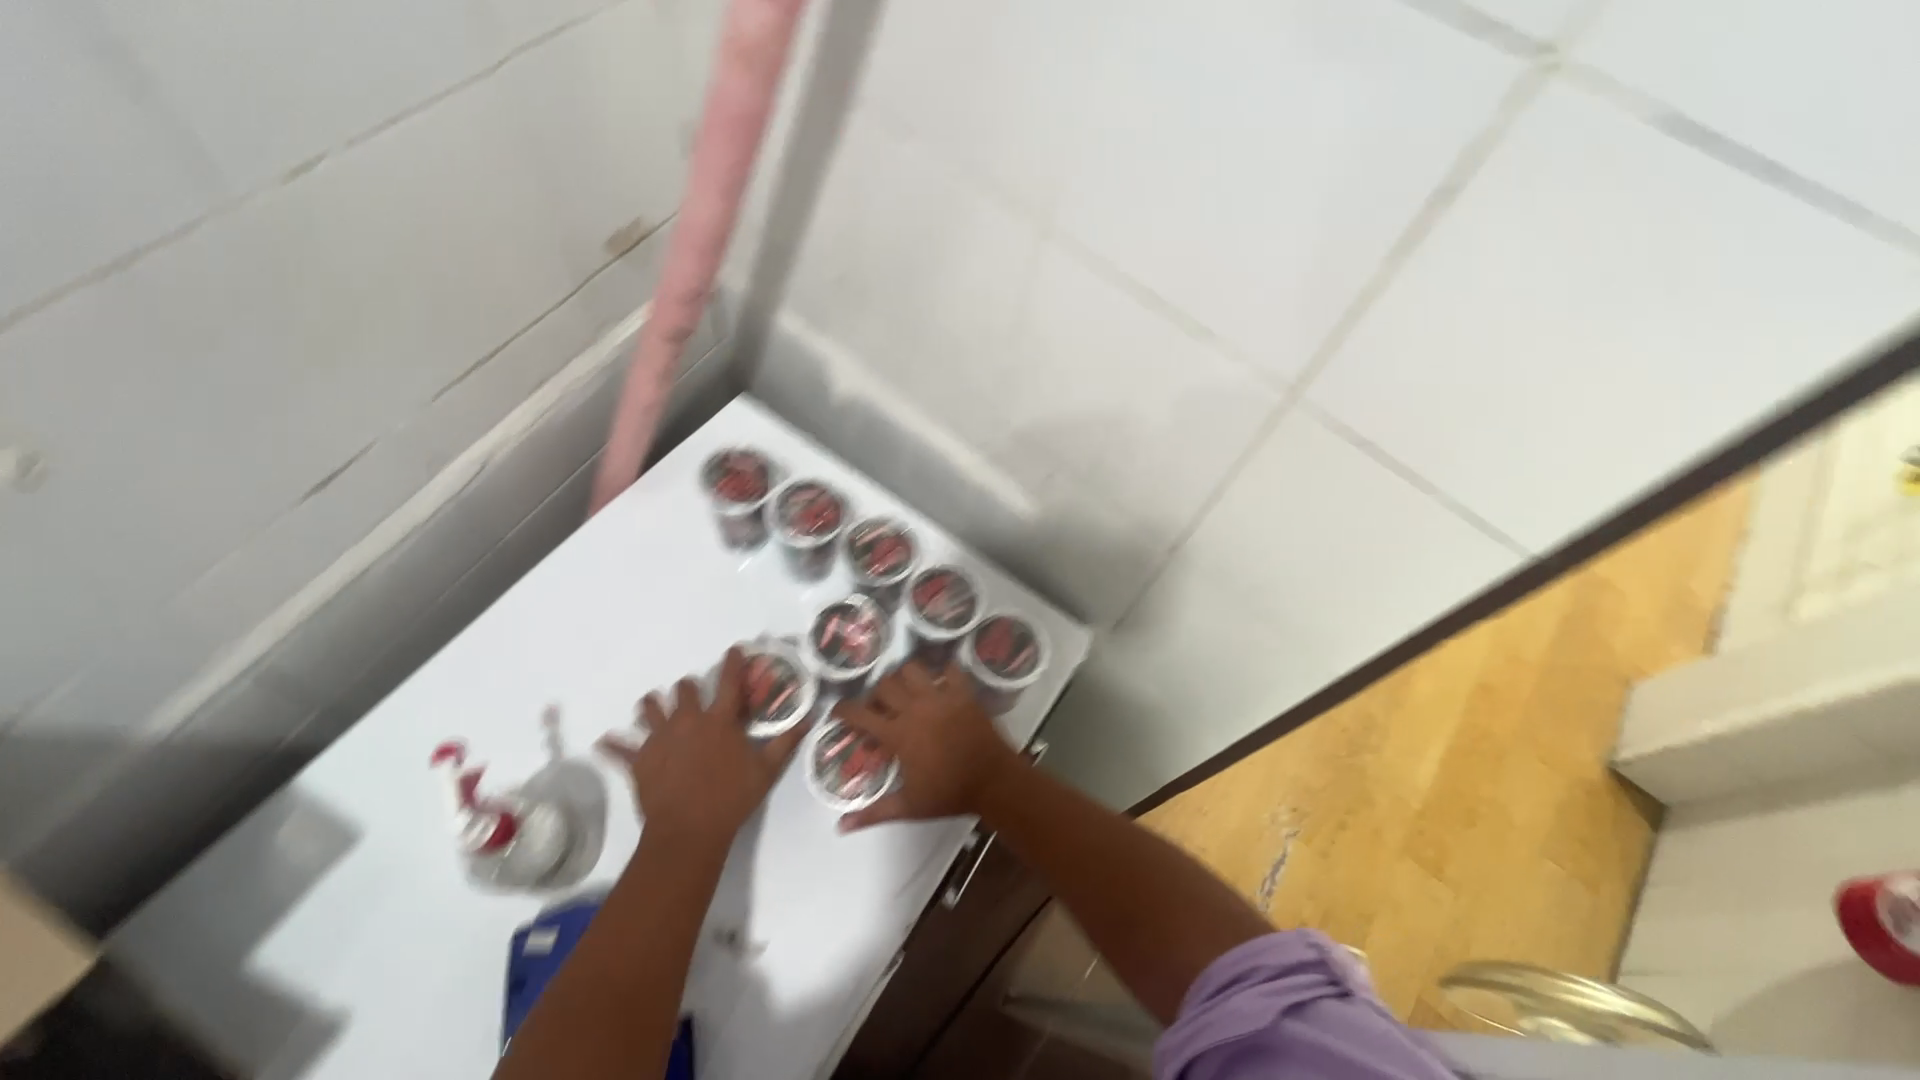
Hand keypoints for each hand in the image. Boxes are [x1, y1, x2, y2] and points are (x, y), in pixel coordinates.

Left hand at [599, 647, 806, 850]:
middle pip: (683, 690)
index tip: (734, 649)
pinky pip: (620, 748)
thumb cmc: (732, 798)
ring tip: (653, 707)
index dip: (733, 662)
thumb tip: (810, 719)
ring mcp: (659, 739)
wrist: (689, 830)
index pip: (729, 682)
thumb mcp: (766, 771)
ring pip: (649, 708)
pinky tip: (606, 742)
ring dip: (652, 706)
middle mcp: (688, 721)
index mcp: (720, 721)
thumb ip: (786, 742)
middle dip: (688, 689)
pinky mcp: (639, 760)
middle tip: (692, 695)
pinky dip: (614, 745)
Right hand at [832, 660, 1022, 831]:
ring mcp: (941, 697)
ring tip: (907, 692)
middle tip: (880, 708)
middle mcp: (915, 708)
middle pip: (884, 685)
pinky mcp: (963, 693)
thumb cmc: (949, 794)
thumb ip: (873, 813)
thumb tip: (840, 827)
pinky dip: (944, 672)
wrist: (994, 782)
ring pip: (912, 669)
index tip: (838, 711)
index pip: (860, 714)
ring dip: (905, 678)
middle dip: (877, 694)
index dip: (844, 710)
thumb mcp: (909, 806)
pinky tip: (941, 684)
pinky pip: (951, 670)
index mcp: (898, 734)